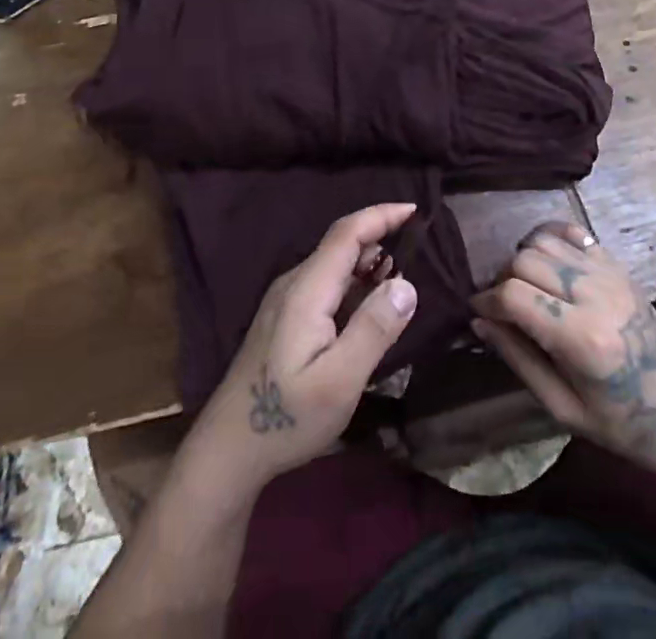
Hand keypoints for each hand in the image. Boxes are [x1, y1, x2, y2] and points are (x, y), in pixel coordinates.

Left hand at [182, 203, 420, 497]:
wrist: (232, 445)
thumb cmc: (288, 417)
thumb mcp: (340, 380)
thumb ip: (373, 329)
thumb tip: (406, 283)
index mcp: (306, 291)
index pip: (346, 234)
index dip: (381, 216)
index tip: (417, 211)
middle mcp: (293, 285)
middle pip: (339, 245)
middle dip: (381, 238)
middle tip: (423, 252)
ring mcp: (285, 301)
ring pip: (332, 266)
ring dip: (369, 265)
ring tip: (406, 280)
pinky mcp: (284, 319)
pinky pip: (325, 286)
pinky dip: (355, 285)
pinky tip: (372, 308)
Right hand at [470, 222, 655, 476]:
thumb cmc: (622, 423)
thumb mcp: (561, 406)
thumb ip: (517, 357)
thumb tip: (478, 321)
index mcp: (583, 339)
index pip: (513, 296)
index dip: (486, 301)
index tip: (479, 314)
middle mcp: (597, 297)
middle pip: (523, 261)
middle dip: (502, 281)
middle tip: (504, 307)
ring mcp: (612, 277)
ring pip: (543, 243)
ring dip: (523, 261)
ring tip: (526, 288)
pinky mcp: (620, 269)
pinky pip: (572, 234)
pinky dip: (549, 241)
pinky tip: (546, 265)